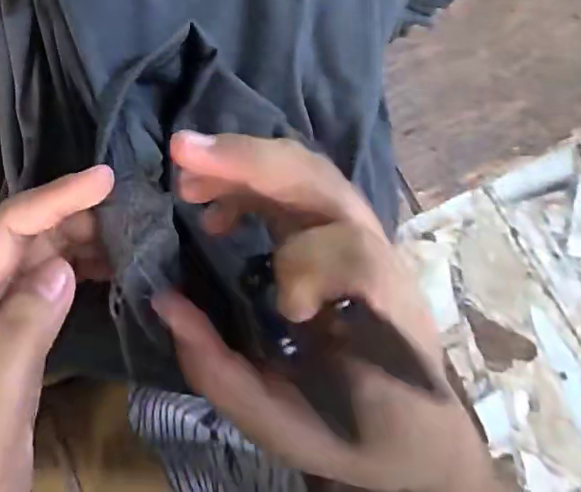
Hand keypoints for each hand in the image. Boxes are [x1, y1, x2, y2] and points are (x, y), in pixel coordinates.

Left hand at [0, 164, 114, 491]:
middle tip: (131, 201)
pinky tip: (110, 266)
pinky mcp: (5, 337)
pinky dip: (79, 265)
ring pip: (35, 254)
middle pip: (21, 234)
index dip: (54, 197)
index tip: (105, 177)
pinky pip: (44, 284)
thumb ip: (16, 340)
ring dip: (79, 233)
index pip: (4, 231)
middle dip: (73, 209)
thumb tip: (59, 266)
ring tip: (129, 227)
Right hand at [151, 132, 495, 491]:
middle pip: (321, 180)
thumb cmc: (352, 429)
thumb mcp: (282, 423)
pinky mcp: (335, 220)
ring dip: (241, 158)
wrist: (416, 425)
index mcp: (384, 310)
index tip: (282, 309)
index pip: (358, 255)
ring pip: (303, 167)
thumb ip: (218, 369)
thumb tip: (164, 300)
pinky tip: (213, 208)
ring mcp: (358, 227)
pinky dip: (247, 176)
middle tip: (182, 152)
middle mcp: (378, 250)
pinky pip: (292, 178)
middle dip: (249, 159)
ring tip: (186, 173)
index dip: (309, 265)